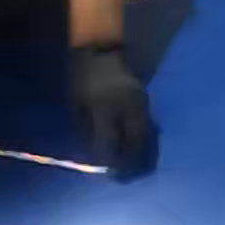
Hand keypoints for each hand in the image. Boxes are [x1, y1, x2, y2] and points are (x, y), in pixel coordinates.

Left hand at [69, 43, 153, 174]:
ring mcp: (139, 104)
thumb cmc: (82, 78)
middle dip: (132, 163)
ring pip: (146, 137)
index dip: (110, 162)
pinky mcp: (145, 102)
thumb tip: (97, 157)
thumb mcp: (77, 105)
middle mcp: (126, 107)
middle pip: (135, 143)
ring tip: (135, 167)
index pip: (110, 143)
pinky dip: (143, 141)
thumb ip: (86, 132)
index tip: (109, 174)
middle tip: (126, 175)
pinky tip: (138, 149)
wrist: (100, 48)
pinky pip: (148, 127)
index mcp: (104, 108)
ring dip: (141, 154)